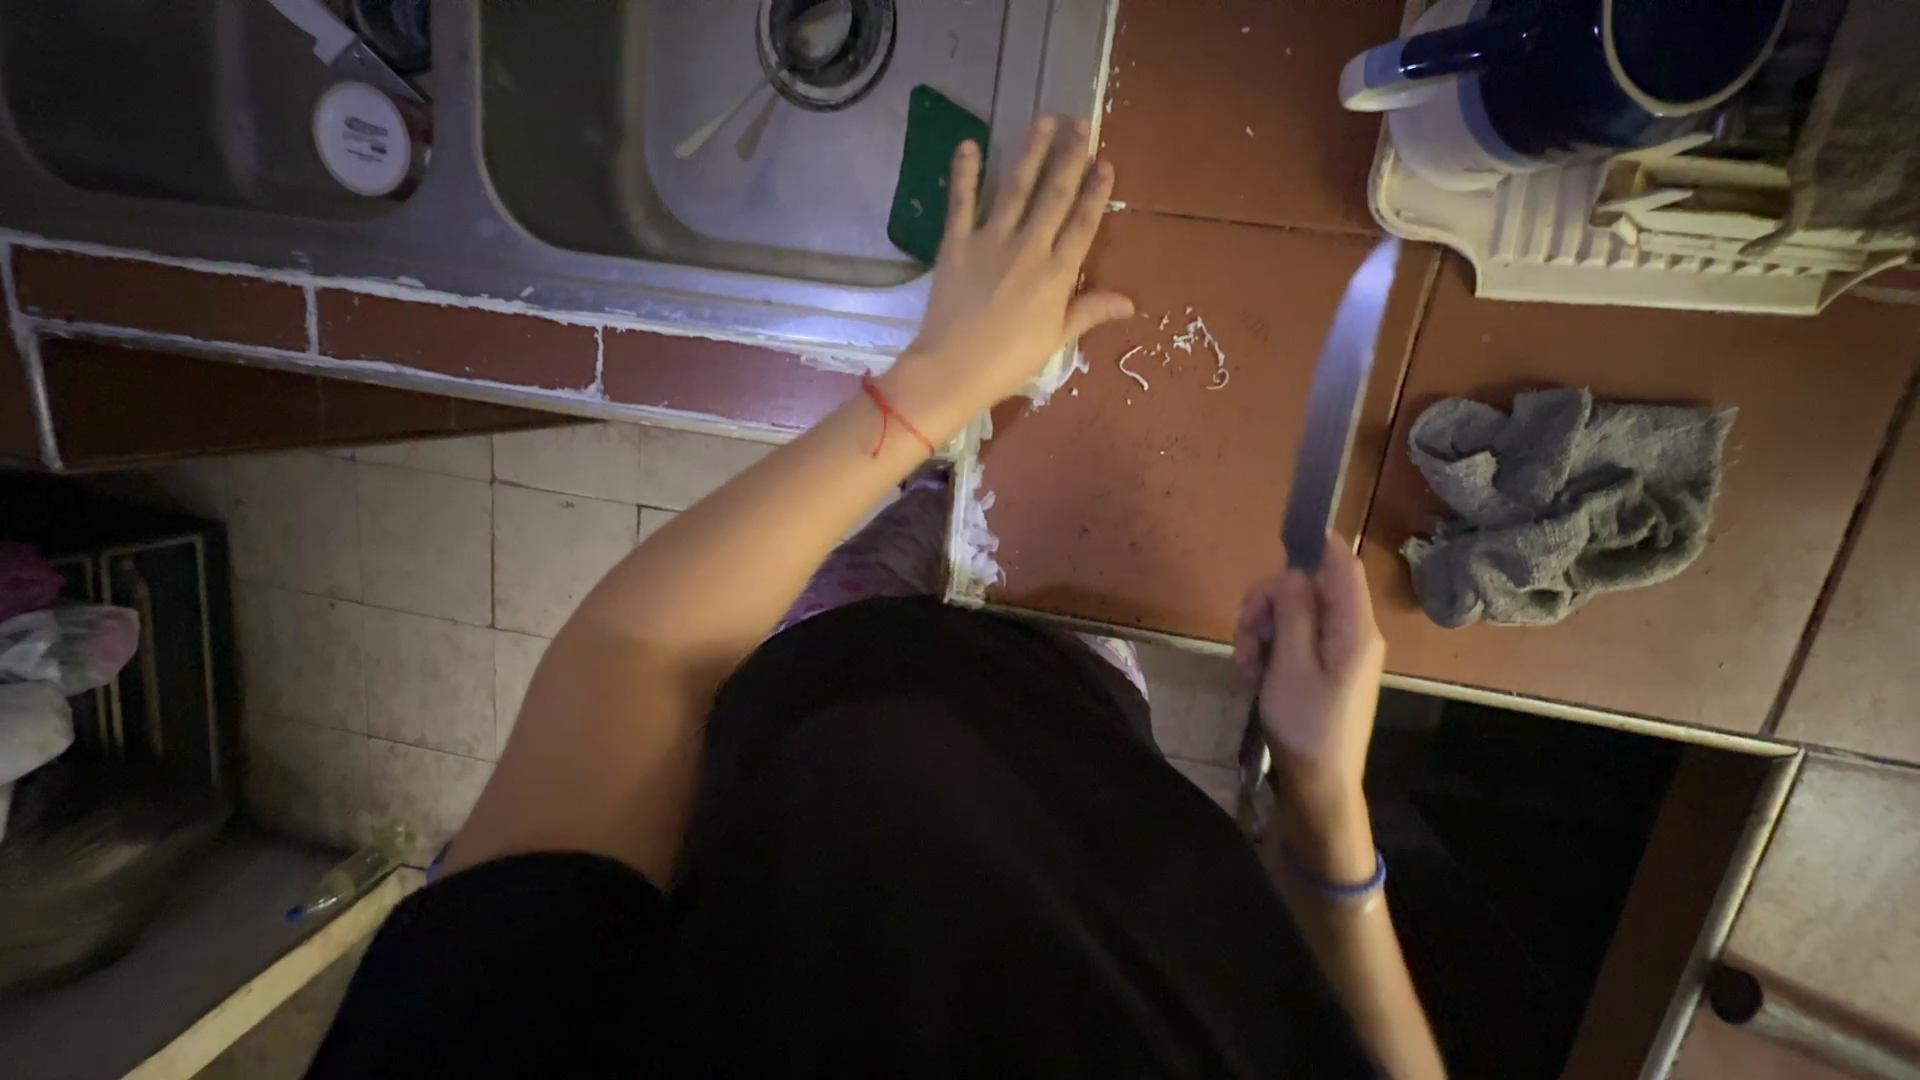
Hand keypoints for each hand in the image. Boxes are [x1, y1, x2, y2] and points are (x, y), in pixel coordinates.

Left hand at [882, 116, 1134, 428]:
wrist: (953, 369)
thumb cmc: (1008, 362)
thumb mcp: (1055, 340)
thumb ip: (1089, 312)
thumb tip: (1129, 302)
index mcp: (1057, 274)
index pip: (1082, 223)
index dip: (1095, 192)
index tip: (1105, 163)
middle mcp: (1029, 247)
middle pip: (1054, 195)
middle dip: (1069, 157)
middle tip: (1079, 123)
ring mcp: (991, 241)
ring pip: (1016, 188)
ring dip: (1030, 151)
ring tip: (1043, 120)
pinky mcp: (956, 243)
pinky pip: (961, 201)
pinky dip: (965, 172)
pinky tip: (969, 144)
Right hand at [1233, 537, 1384, 830]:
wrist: (1319, 782)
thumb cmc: (1306, 724)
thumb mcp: (1291, 666)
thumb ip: (1293, 614)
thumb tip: (1292, 573)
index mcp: (1354, 629)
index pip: (1342, 566)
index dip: (1316, 545)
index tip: (1280, 538)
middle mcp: (1351, 632)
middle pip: (1307, 588)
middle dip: (1268, 601)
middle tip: (1244, 632)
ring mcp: (1337, 650)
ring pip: (1293, 612)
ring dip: (1262, 627)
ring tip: (1245, 661)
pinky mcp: (1322, 665)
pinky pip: (1293, 637)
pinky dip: (1269, 647)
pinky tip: (1252, 670)